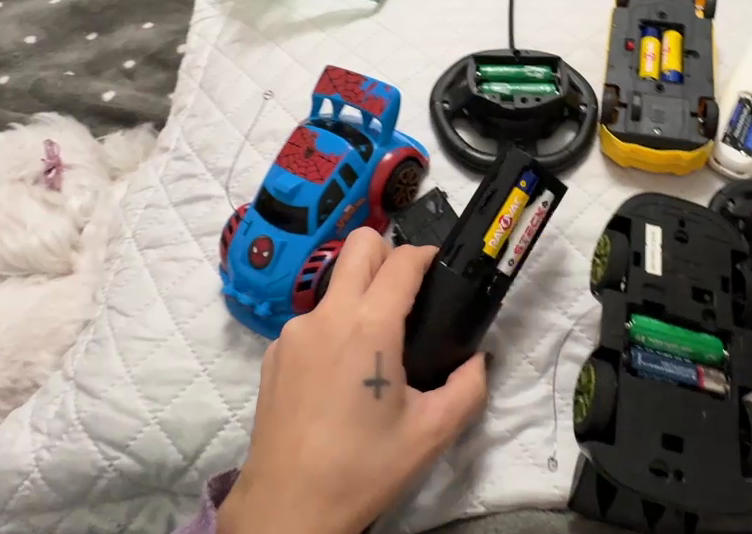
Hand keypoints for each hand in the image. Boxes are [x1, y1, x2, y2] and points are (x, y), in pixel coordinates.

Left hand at [219, 228, 488, 533]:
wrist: (287, 508)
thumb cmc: (363, 468)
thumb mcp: (431, 433)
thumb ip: (468, 388)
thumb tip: (477, 359)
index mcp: (369, 325)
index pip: (403, 259)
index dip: (426, 255)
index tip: (439, 269)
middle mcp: (328, 315)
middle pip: (361, 244)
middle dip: (389, 253)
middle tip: (406, 292)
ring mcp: (295, 330)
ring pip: (336, 284)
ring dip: (359, 294)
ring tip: (373, 345)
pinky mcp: (274, 351)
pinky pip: (313, 319)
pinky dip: (333, 328)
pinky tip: (339, 374)